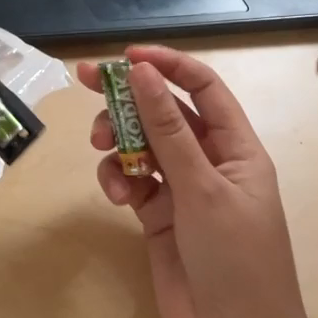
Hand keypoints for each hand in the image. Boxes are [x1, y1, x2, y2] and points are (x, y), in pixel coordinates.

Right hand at [78, 46, 309, 317]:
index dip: (167, 65)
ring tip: (100, 149)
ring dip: (117, 140)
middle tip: (82, 79)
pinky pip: (131, 179)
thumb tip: (140, 70)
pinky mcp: (158, 216)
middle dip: (126, 97)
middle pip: (163, 111)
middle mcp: (209, 161)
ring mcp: (183, 189)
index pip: (203, 88)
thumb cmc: (235, 261)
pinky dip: (118, 180)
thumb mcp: (201, 190)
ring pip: (141, 143)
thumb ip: (167, 129)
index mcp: (236, 148)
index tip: (125, 55)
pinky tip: (117, 196)